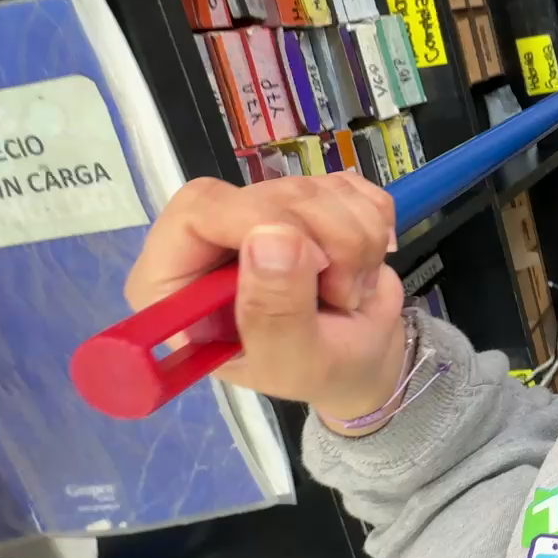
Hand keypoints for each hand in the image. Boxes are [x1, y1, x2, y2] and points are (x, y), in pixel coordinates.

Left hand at [125, 174, 407, 433]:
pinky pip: (354, 187)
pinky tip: (367, 261)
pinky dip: (378, 223)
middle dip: (331, 239)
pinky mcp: (318, 203)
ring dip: (360, 239)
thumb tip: (271, 239)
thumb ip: (274, 311)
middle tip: (345, 292)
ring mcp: (271, 215)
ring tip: (353, 288)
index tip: (315, 261)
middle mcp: (217, 237)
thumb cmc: (317, 370)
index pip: (202, 209)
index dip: (261, 220)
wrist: (363, 359)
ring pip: (319, 189)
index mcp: (179, 279)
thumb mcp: (292, 360)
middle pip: (272, 193)